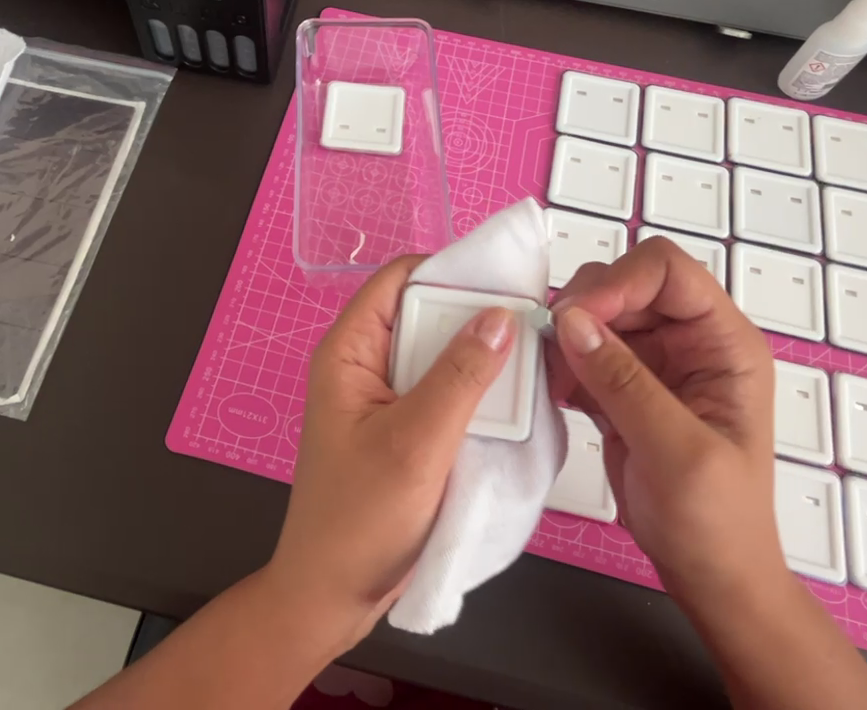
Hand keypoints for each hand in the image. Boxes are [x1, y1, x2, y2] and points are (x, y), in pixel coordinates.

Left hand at [267, 256, 517, 649]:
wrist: (334, 596)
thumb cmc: (360, 519)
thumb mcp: (416, 442)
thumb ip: (460, 377)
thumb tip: (501, 316)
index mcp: (350, 351)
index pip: (399, 280)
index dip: (448, 271)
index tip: (504, 280)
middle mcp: (365, 364)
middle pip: (423, 314)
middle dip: (473, 316)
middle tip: (532, 324)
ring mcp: (384, 397)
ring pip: (438, 354)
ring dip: (479, 357)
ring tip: (532, 359)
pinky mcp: (403, 428)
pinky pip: (443, 391)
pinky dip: (474, 392)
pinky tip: (511, 401)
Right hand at [548, 237, 784, 610]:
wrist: (709, 575)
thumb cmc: (716, 521)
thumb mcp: (677, 452)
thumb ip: (624, 382)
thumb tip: (569, 320)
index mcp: (724, 343)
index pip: (668, 272)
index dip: (620, 282)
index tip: (576, 318)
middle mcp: (689, 341)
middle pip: (626, 284)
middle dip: (586, 307)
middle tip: (556, 348)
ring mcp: (654, 362)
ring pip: (597, 312)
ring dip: (567, 335)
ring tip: (554, 378)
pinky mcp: (622, 384)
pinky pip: (582, 349)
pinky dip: (561, 362)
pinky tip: (557, 393)